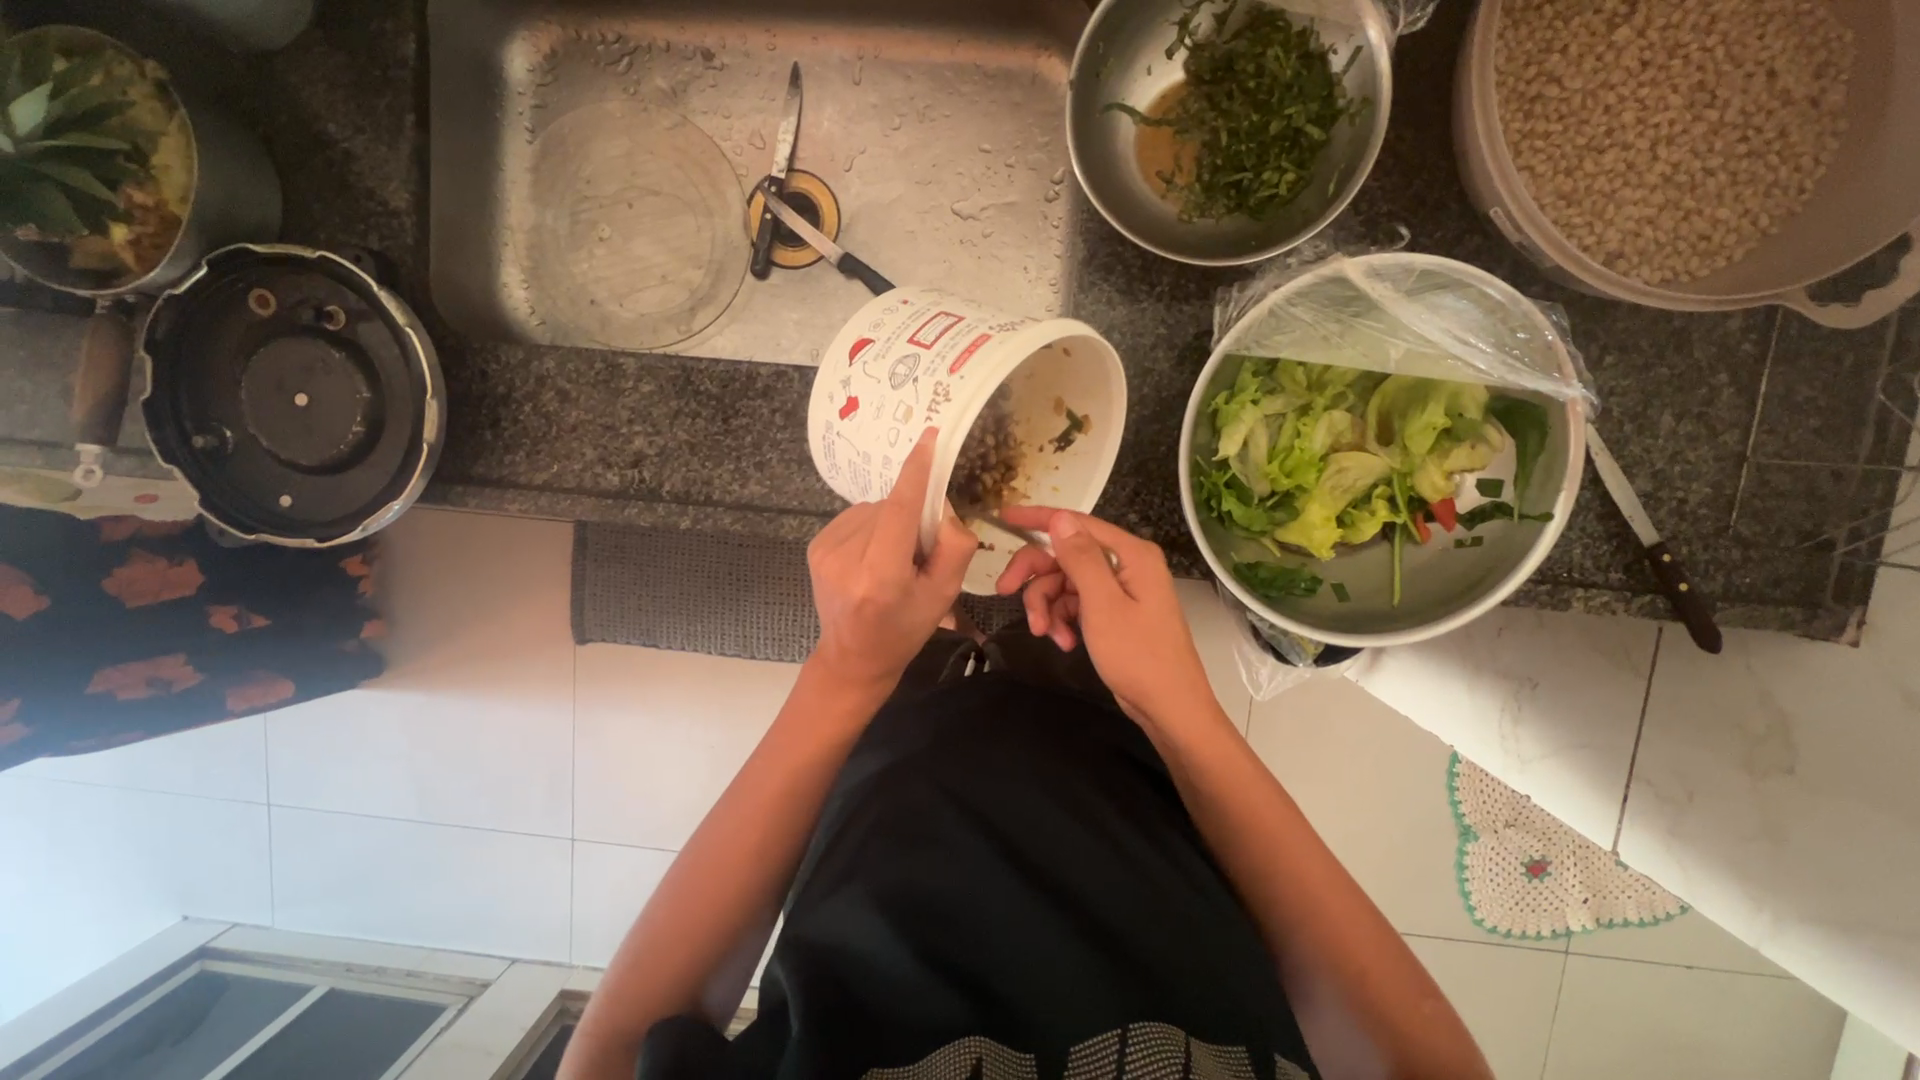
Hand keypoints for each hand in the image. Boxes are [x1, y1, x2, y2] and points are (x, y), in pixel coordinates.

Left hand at [808, 428, 977, 691]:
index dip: (916, 472)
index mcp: (880, 575)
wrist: (853, 657)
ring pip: (873, 509)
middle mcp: (846, 558)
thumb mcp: (944, 595)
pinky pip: (856, 517)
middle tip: (917, 553)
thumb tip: (942, 506)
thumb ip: (953, 546)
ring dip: (890, 523)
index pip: (899, 510)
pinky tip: (872, 557)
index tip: (930, 438)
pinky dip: (872, 528)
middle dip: (910, 517)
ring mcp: (825, 550)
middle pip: (890, 508)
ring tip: (891, 559)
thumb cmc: (904, 629)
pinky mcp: (815, 546)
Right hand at [994, 508, 1219, 728]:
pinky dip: (1063, 620)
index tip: (1003, 517)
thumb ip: (1080, 558)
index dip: (1037, 519)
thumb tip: (1059, 518)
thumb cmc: (1139, 656)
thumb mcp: (1103, 605)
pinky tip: (1063, 642)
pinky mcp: (1113, 613)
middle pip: (1065, 556)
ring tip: (1044, 633)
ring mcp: (1120, 590)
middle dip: (1036, 576)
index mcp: (1130, 554)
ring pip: (1065, 583)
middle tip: (1005, 592)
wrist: (1168, 707)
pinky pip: (1075, 604)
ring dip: (1047, 606)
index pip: (1076, 523)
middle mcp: (1125, 564)